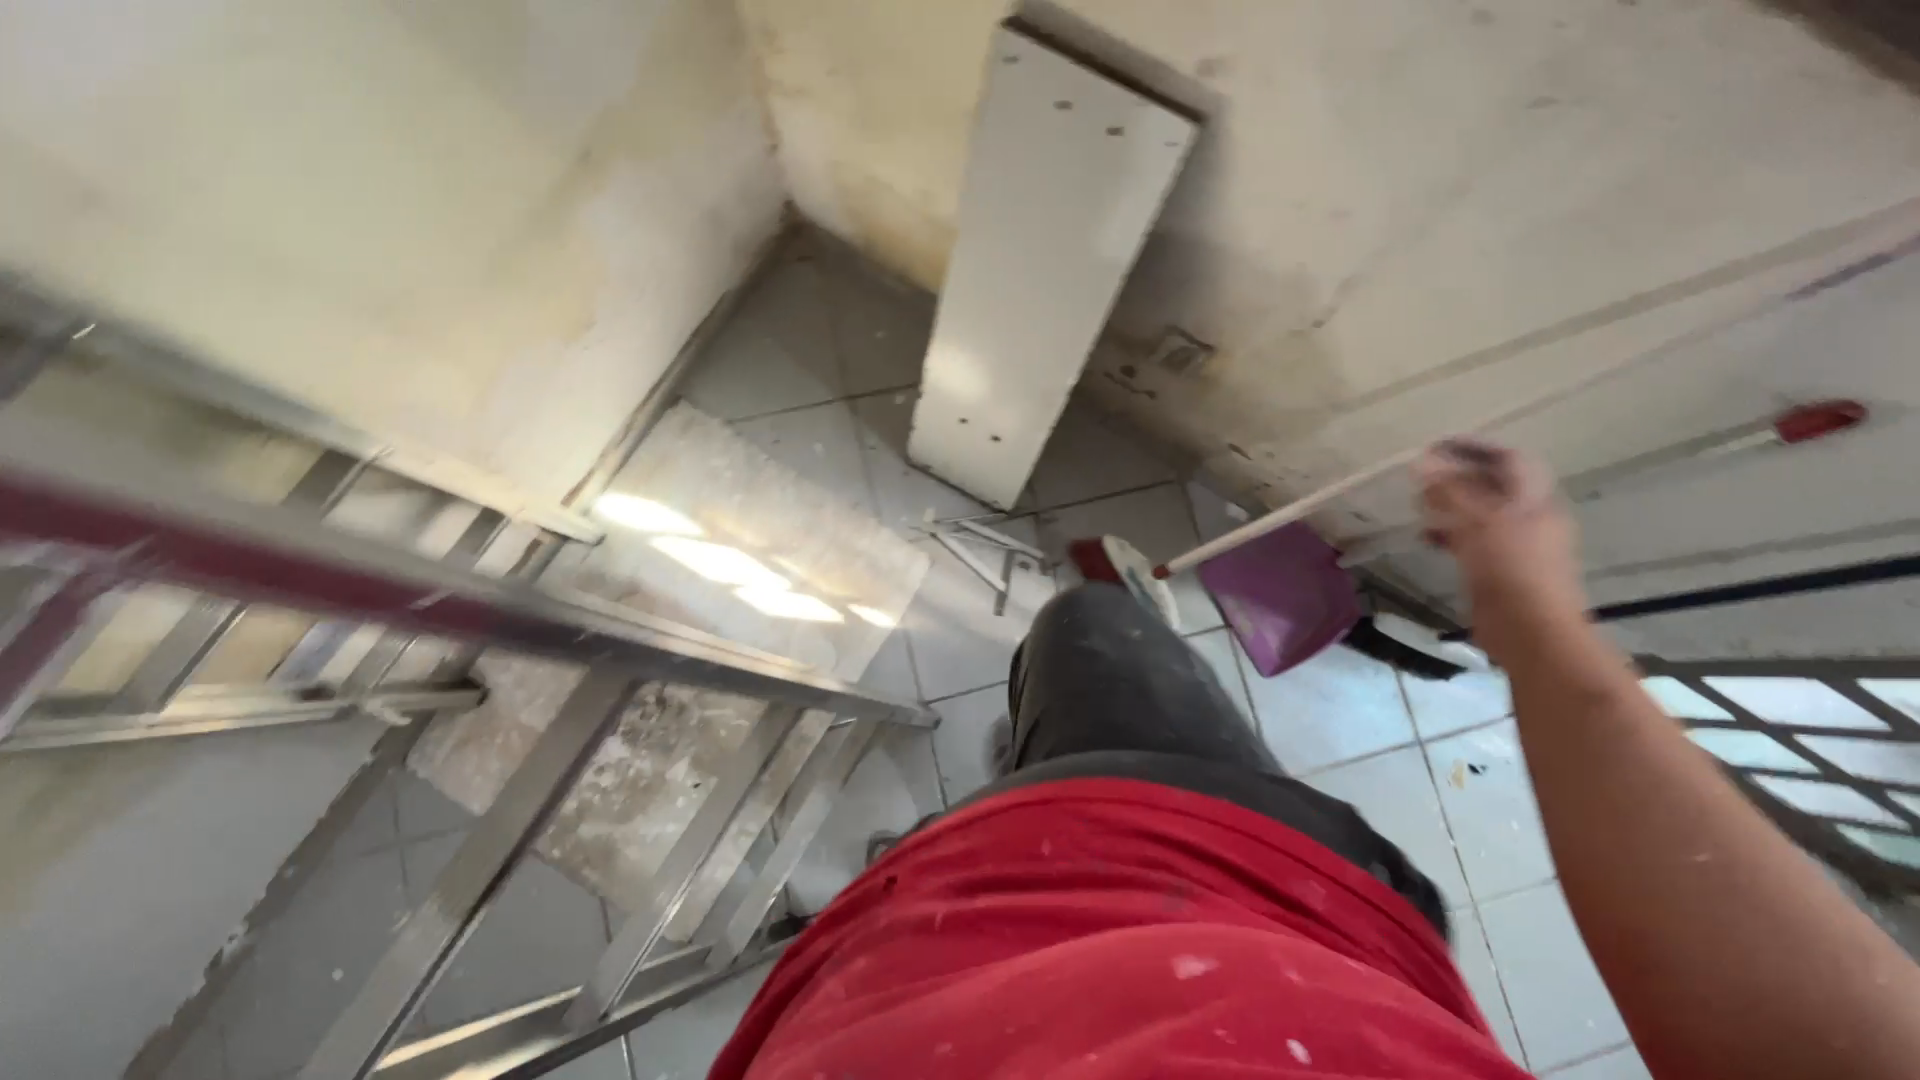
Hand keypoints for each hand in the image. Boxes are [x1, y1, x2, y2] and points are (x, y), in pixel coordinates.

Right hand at [1415, 439, 1587, 652]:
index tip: (1436, 447)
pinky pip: (1473, 541)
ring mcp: (1517, 546)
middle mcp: (1529, 518)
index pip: (1508, 460)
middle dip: (1457, 477)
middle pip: (1494, 486)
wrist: (1530, 631)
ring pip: (1480, 514)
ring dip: (1450, 505)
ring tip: (1420, 505)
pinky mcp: (1501, 570)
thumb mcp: (1478, 523)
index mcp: (1534, 501)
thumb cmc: (1509, 570)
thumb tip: (1421, 462)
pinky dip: (1450, 534)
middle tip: (1422, 477)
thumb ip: (1450, 490)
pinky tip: (1427, 538)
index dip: (1474, 448)